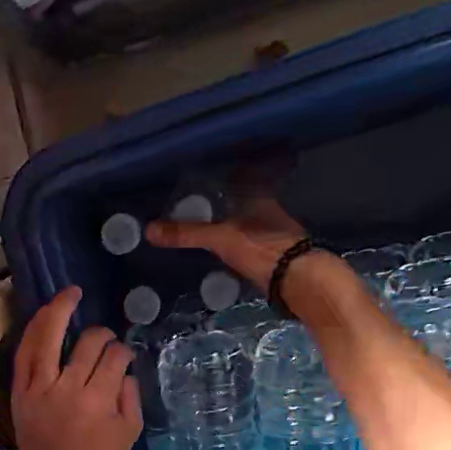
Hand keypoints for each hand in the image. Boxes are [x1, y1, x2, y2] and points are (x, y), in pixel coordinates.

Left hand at [12, 287, 141, 449]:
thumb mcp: (130, 432)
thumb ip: (131, 395)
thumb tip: (124, 367)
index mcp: (97, 401)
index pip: (113, 358)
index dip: (123, 350)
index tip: (125, 354)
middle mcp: (67, 390)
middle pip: (87, 345)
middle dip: (102, 335)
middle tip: (107, 338)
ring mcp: (39, 389)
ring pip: (48, 339)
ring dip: (60, 311)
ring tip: (71, 294)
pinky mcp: (20, 393)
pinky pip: (24, 354)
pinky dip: (34, 332)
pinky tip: (44, 316)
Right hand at [146, 184, 308, 290]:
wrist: (300, 280)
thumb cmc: (262, 248)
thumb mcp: (220, 239)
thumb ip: (188, 234)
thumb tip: (150, 230)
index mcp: (259, 196)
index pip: (245, 174)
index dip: (231, 170)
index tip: (211, 169)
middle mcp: (271, 210)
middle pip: (249, 198)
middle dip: (230, 198)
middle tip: (206, 200)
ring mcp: (277, 233)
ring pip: (253, 220)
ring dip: (237, 221)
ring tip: (213, 223)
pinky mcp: (278, 254)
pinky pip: (254, 241)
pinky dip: (243, 242)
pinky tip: (231, 248)